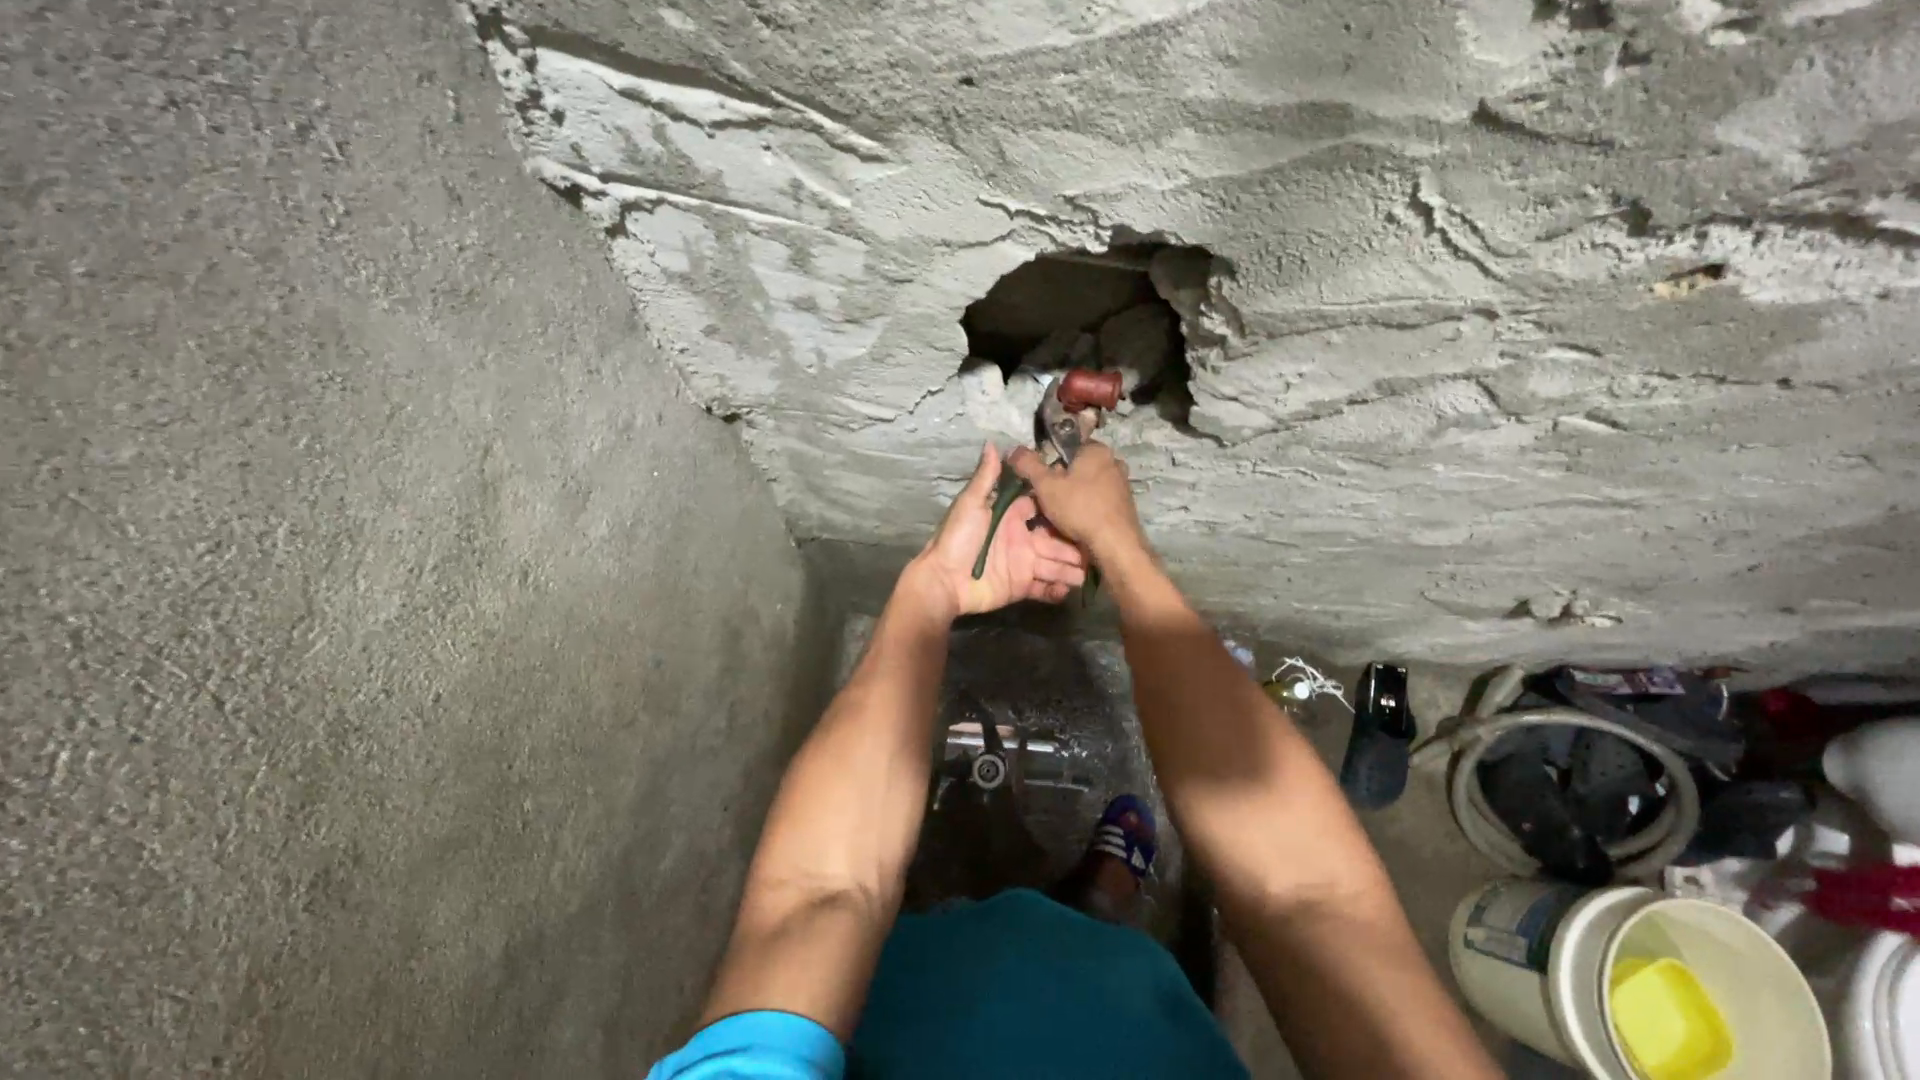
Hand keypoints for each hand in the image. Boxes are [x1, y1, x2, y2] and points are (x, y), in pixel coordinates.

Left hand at [907, 443, 1088, 617]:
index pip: (1041, 510)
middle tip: (1094, 546)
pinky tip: (1068, 590)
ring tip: (1088, 572)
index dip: (1059, 509)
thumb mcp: (970, 504)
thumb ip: (986, 478)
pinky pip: (1043, 589)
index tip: (1081, 505)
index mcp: (1010, 517)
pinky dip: (1056, 590)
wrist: (944, 581)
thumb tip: (992, 443)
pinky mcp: (1021, 587)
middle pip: (1054, 540)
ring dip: (1071, 568)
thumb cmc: (957, 539)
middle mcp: (1021, 539)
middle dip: (1073, 545)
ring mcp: (1022, 564)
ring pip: (1054, 565)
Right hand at [1007, 441, 1148, 565]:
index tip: (1042, 480)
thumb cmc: (1080, 508)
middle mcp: (1114, 462)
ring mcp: (1122, 484)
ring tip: (1060, 516)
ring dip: (1073, 498)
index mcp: (1097, 449)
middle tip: (1047, 500)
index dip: (1050, 462)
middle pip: (1077, 469)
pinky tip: (1078, 524)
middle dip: (1062, 482)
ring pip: (1087, 487)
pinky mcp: (1125, 505)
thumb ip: (1028, 465)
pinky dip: (1087, 510)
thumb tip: (1014, 450)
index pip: (1067, 447)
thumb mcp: (1045, 485)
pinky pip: (1098, 502)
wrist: (1115, 544)